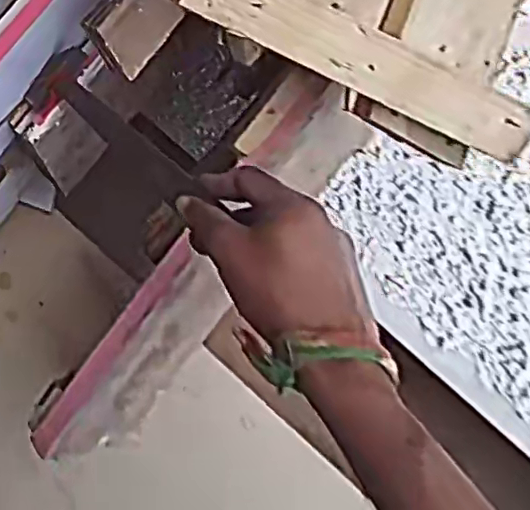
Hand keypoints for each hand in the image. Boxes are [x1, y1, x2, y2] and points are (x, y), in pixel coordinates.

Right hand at [178, 167, 376, 349]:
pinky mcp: (340, 276)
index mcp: (295, 207)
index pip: (246, 177)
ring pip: (280, 228)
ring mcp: (334, 250)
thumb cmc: (280, 295)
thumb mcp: (225, 247)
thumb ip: (203, 217)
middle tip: (205, 230)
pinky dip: (271, 253)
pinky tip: (256, 274)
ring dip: (249, 235)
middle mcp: (320, 222)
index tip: (197, 194)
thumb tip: (190, 203)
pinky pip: (297, 251)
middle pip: (264, 203)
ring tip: (227, 256)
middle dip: (229, 214)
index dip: (214, 183)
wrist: (328, 353)